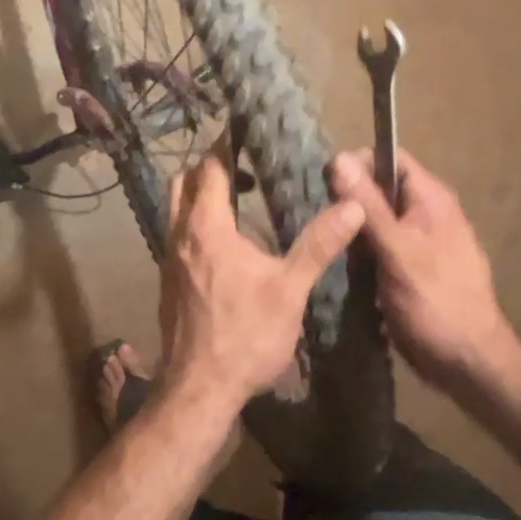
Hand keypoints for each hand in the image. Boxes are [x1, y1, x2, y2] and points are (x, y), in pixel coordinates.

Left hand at [158, 148, 364, 404]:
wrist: (199, 387)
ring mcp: (168, 257)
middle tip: (245, 169)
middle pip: (184, 181)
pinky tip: (226, 245)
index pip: (210, 168)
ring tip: (239, 204)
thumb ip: (318, 244)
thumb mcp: (290, 289)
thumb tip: (352, 206)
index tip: (246, 132)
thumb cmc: (245, 335)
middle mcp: (179, 233)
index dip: (227, 146)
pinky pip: (178, 233)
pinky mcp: (168, 279)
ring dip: (201, 196)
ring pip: (176, 208)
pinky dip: (196, 222)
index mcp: (206, 226)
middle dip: (211, 168)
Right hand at [330, 148, 519, 386]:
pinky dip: (363, 250)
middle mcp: (428, 213)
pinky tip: (343, 265)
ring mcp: (422, 242)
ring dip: (354, 228)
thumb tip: (338, 157)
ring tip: (327, 242)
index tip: (327, 185)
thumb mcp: (396, 250)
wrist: (471, 367)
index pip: (388, 157)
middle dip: (350, 199)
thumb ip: (368, 204)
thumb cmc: (436, 304)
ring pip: (377, 218)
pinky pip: (381, 245)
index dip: (357, 164)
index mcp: (431, 199)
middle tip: (323, 219)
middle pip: (380, 187)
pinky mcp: (413, 268)